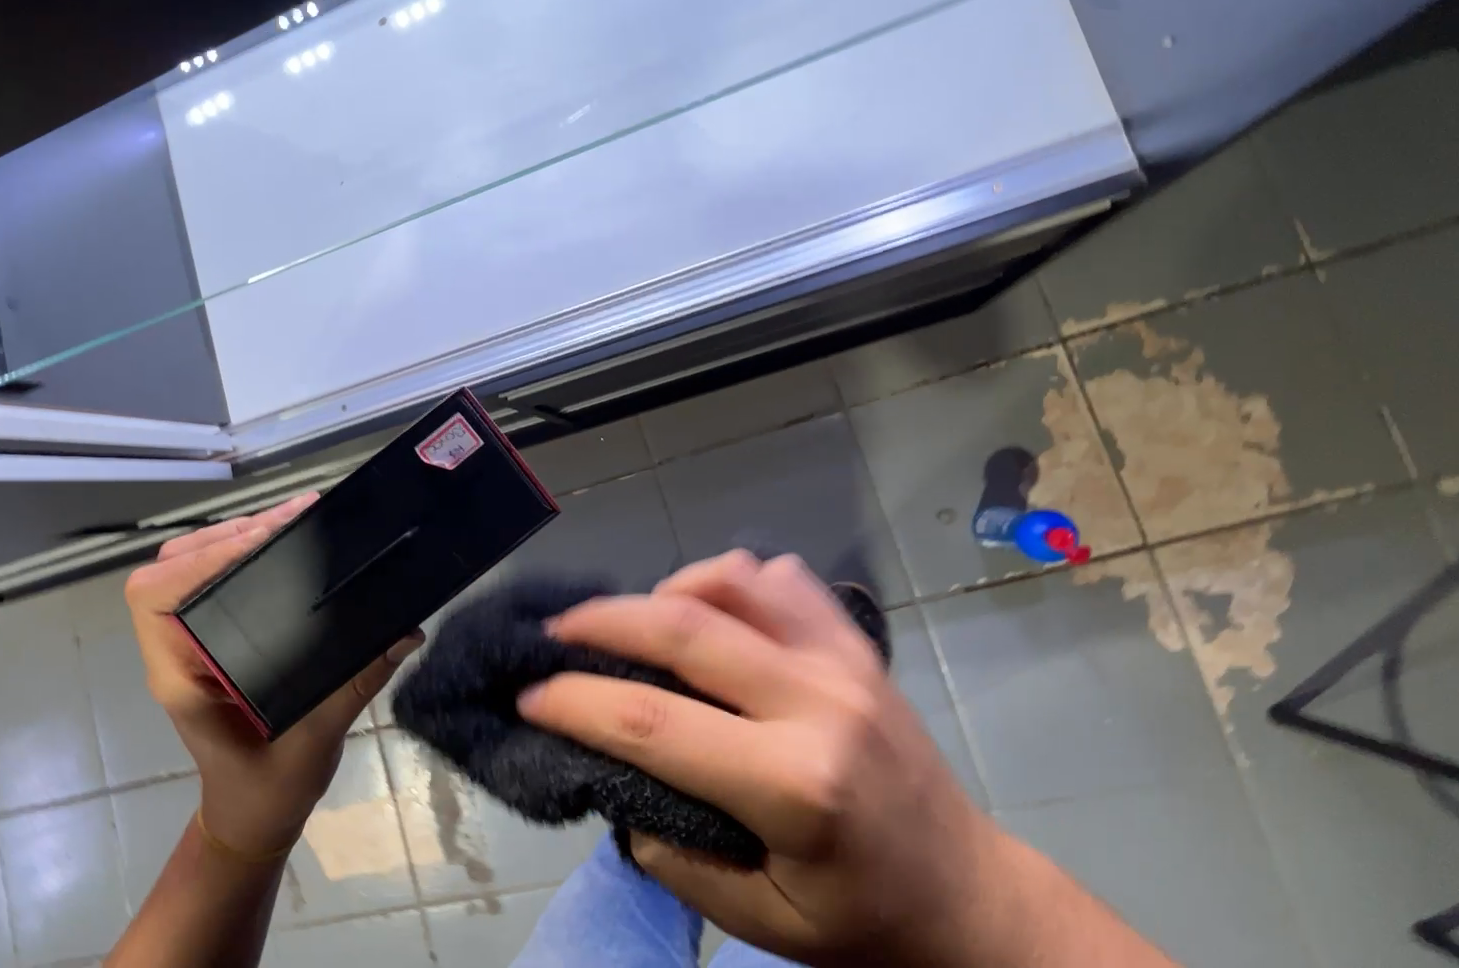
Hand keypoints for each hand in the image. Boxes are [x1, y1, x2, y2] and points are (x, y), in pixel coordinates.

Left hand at [124, 494, 423, 856]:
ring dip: (240, 536)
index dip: (199, 560)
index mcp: (180, 677)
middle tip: (294, 520)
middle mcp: (180, 650)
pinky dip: (252, 553)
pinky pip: (222, 581)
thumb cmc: (265, 793)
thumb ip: (353, 686)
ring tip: (299, 519)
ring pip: (195, 565)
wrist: (252, 820)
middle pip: (174, 566)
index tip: (261, 544)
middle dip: (228, 535)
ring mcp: (197, 642)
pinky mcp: (221, 638)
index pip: (155, 597)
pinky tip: (294, 543)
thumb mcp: (312, 744)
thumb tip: (404, 633)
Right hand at [516, 552, 1035, 966]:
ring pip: (730, 580)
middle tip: (549, 635)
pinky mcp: (855, 642)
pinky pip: (777, 577)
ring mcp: (843, 659)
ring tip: (631, 625)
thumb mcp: (757, 919)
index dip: (573, 701)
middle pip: (681, 628)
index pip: (652, 722)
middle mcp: (818, 702)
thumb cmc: (857, 919)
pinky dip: (725, 580)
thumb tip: (611, 772)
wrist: (968, 895)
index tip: (528, 696)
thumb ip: (671, 850)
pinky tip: (707, 614)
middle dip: (597, 623)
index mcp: (794, 784)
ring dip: (662, 592)